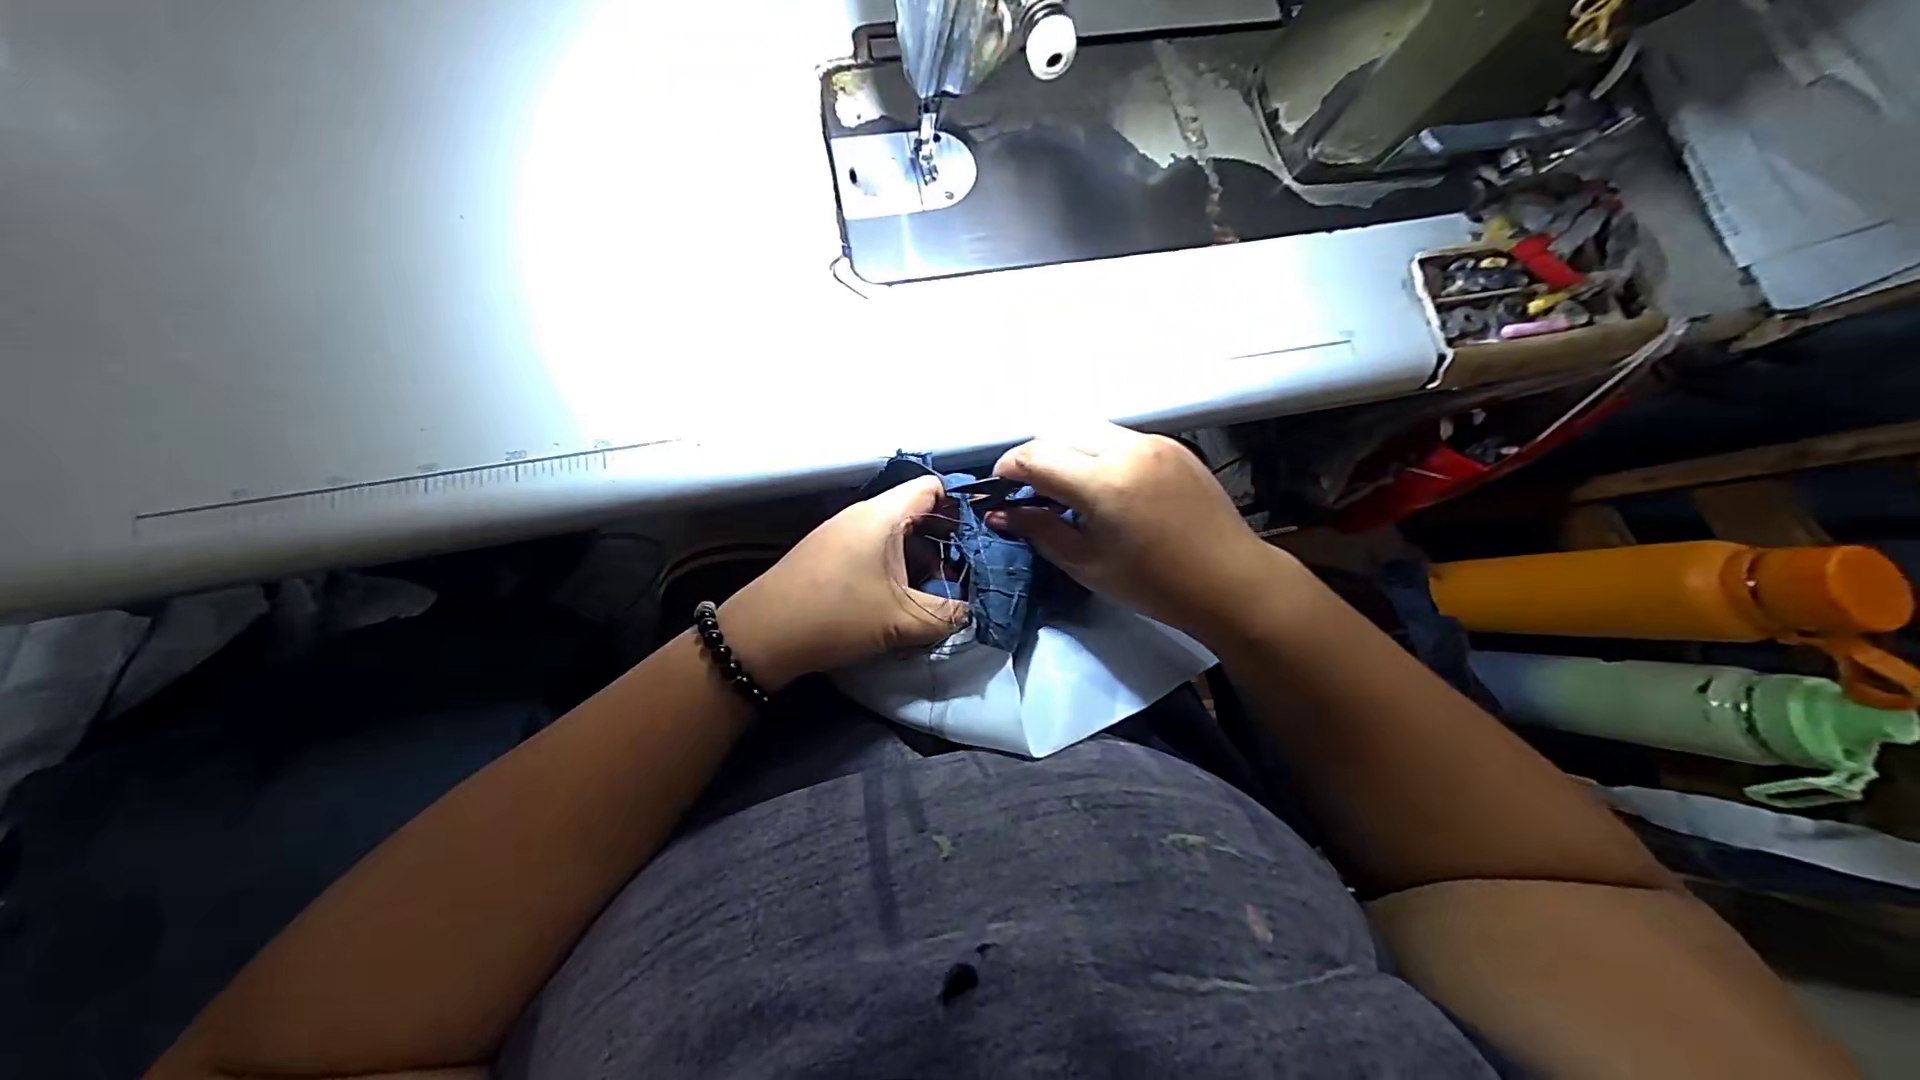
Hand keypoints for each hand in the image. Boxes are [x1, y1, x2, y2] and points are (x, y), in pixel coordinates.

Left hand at [718, 476, 969, 689]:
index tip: (979, 541)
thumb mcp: (902, 620)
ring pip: (895, 535)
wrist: (760, 636)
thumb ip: (948, 615)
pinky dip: (894, 568)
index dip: (961, 508)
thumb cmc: (836, 616)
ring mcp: (841, 534)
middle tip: (964, 574)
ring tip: (935, 592)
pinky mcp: (828, 555)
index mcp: (882, 515)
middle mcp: (861, 515)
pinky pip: (874, 549)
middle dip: (944, 542)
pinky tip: (899, 599)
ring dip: (919, 560)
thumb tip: (970, 612)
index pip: (932, 487)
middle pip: (917, 512)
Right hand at [989, 423, 1294, 640]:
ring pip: (1088, 428)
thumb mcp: (1086, 564)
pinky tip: (1103, 486)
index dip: (1007, 468)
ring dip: (1065, 449)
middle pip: (1058, 429)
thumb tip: (1000, 513)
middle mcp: (1126, 449)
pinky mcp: (1172, 446)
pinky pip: (1118, 437)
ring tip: (1065, 487)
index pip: (1036, 455)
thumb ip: (1039, 530)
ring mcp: (1153, 442)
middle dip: (1034, 454)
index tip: (997, 487)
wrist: (1230, 581)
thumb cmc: (1154, 584)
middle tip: (1028, 490)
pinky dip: (1096, 452)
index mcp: (1103, 482)